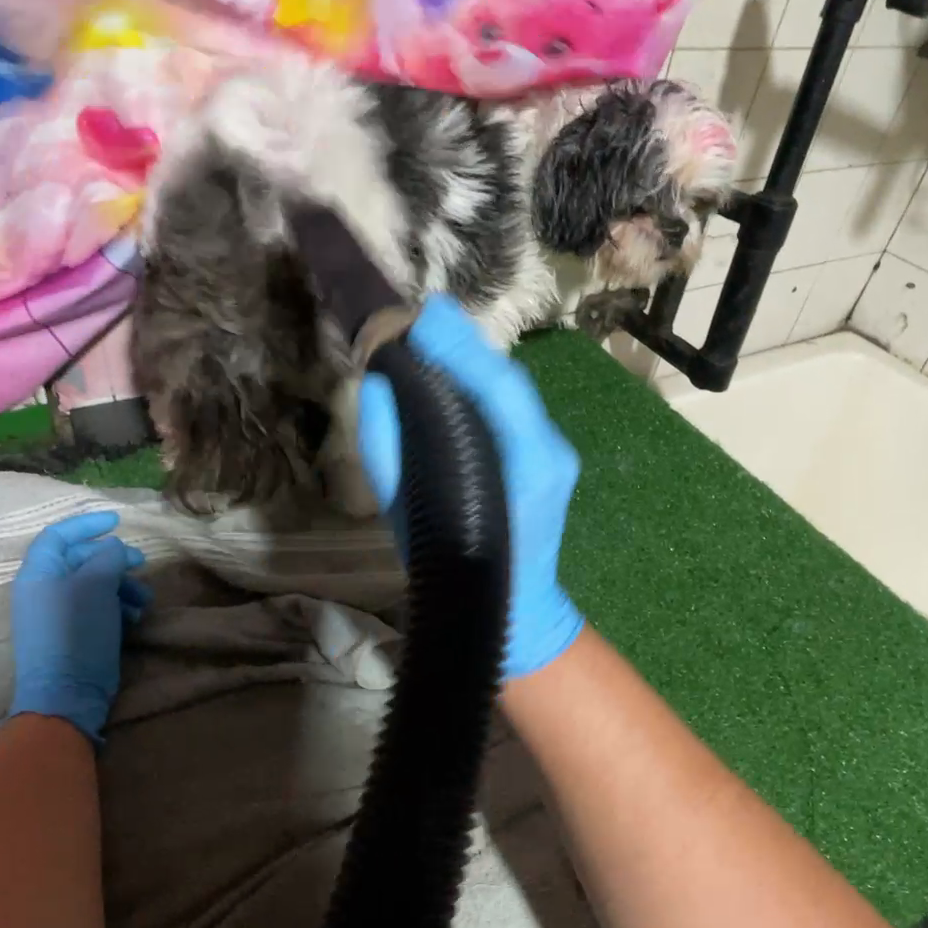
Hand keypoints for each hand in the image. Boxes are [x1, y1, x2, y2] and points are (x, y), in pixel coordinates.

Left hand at [8, 511, 152, 742]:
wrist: (67, 692)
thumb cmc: (77, 631)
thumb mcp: (96, 585)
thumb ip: (107, 557)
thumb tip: (113, 547)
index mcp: (39, 573)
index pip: (58, 535)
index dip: (87, 524)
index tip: (117, 519)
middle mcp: (44, 590)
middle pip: (80, 559)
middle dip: (113, 559)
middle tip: (140, 562)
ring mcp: (58, 614)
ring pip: (94, 585)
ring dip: (122, 586)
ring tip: (143, 599)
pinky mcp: (74, 634)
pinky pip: (96, 608)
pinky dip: (117, 607)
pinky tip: (135, 618)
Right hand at [357, 295, 584, 678]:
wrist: (513, 612)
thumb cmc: (455, 568)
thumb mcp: (408, 515)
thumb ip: (388, 454)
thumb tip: (374, 388)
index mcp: (519, 465)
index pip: (495, 390)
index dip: (459, 350)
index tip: (422, 315)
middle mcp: (544, 450)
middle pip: (504, 382)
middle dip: (464, 346)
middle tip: (420, 318)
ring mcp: (554, 453)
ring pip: (510, 392)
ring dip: (473, 361)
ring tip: (430, 335)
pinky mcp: (552, 456)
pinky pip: (513, 410)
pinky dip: (482, 385)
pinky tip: (453, 371)